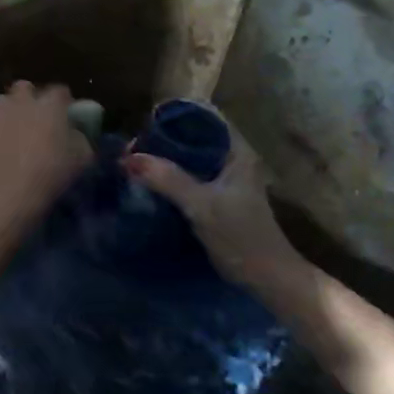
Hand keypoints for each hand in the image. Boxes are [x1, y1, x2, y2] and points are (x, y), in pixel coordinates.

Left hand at [0, 81, 93, 222]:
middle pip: (24, 88)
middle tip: (37, 118)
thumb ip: (81, 139)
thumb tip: (76, 134)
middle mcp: (19, 103)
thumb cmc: (53, 172)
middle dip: (31, 98)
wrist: (11, 194)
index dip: (65, 102)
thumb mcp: (83, 157)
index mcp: (48, 104)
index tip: (68, 115)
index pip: (61, 91)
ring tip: (14, 132)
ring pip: (0, 104)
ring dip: (7, 113)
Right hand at [125, 124, 300, 287]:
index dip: (175, 115)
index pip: (204, 116)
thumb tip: (128, 159)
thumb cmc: (240, 236)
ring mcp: (224, 180)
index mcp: (236, 151)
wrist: (266, 277)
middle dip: (163, 140)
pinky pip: (188, 179)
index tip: (145, 124)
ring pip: (189, 159)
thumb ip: (167, 180)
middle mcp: (231, 159)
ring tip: (135, 164)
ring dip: (164, 160)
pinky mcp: (216, 199)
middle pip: (193, 137)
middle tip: (132, 149)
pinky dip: (169, 179)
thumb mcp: (201, 205)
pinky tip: (149, 184)